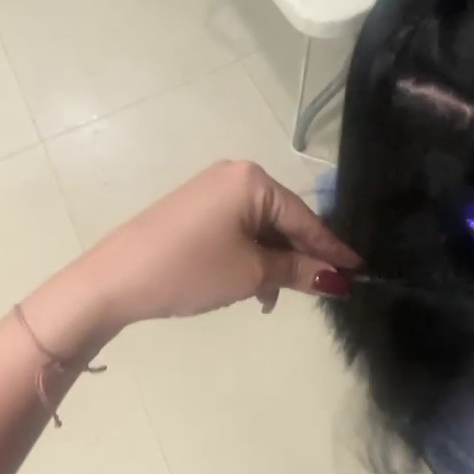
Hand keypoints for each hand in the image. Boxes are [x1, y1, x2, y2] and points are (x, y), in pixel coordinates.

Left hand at [73, 161, 361, 330]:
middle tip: (320, 290)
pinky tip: (249, 286)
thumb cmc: (190, 270)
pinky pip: (238, 227)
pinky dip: (249, 254)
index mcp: (253, 180)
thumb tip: (336, 279)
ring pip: (261, 227)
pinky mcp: (195, 207)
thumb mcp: (251, 274)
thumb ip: (298, 272)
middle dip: (298, 257)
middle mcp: (236, 174)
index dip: (332, 248)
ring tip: (271, 300)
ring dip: (272, 261)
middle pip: (284, 219)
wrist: (113, 280)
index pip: (305, 218)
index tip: (359, 270)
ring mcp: (212, 189)